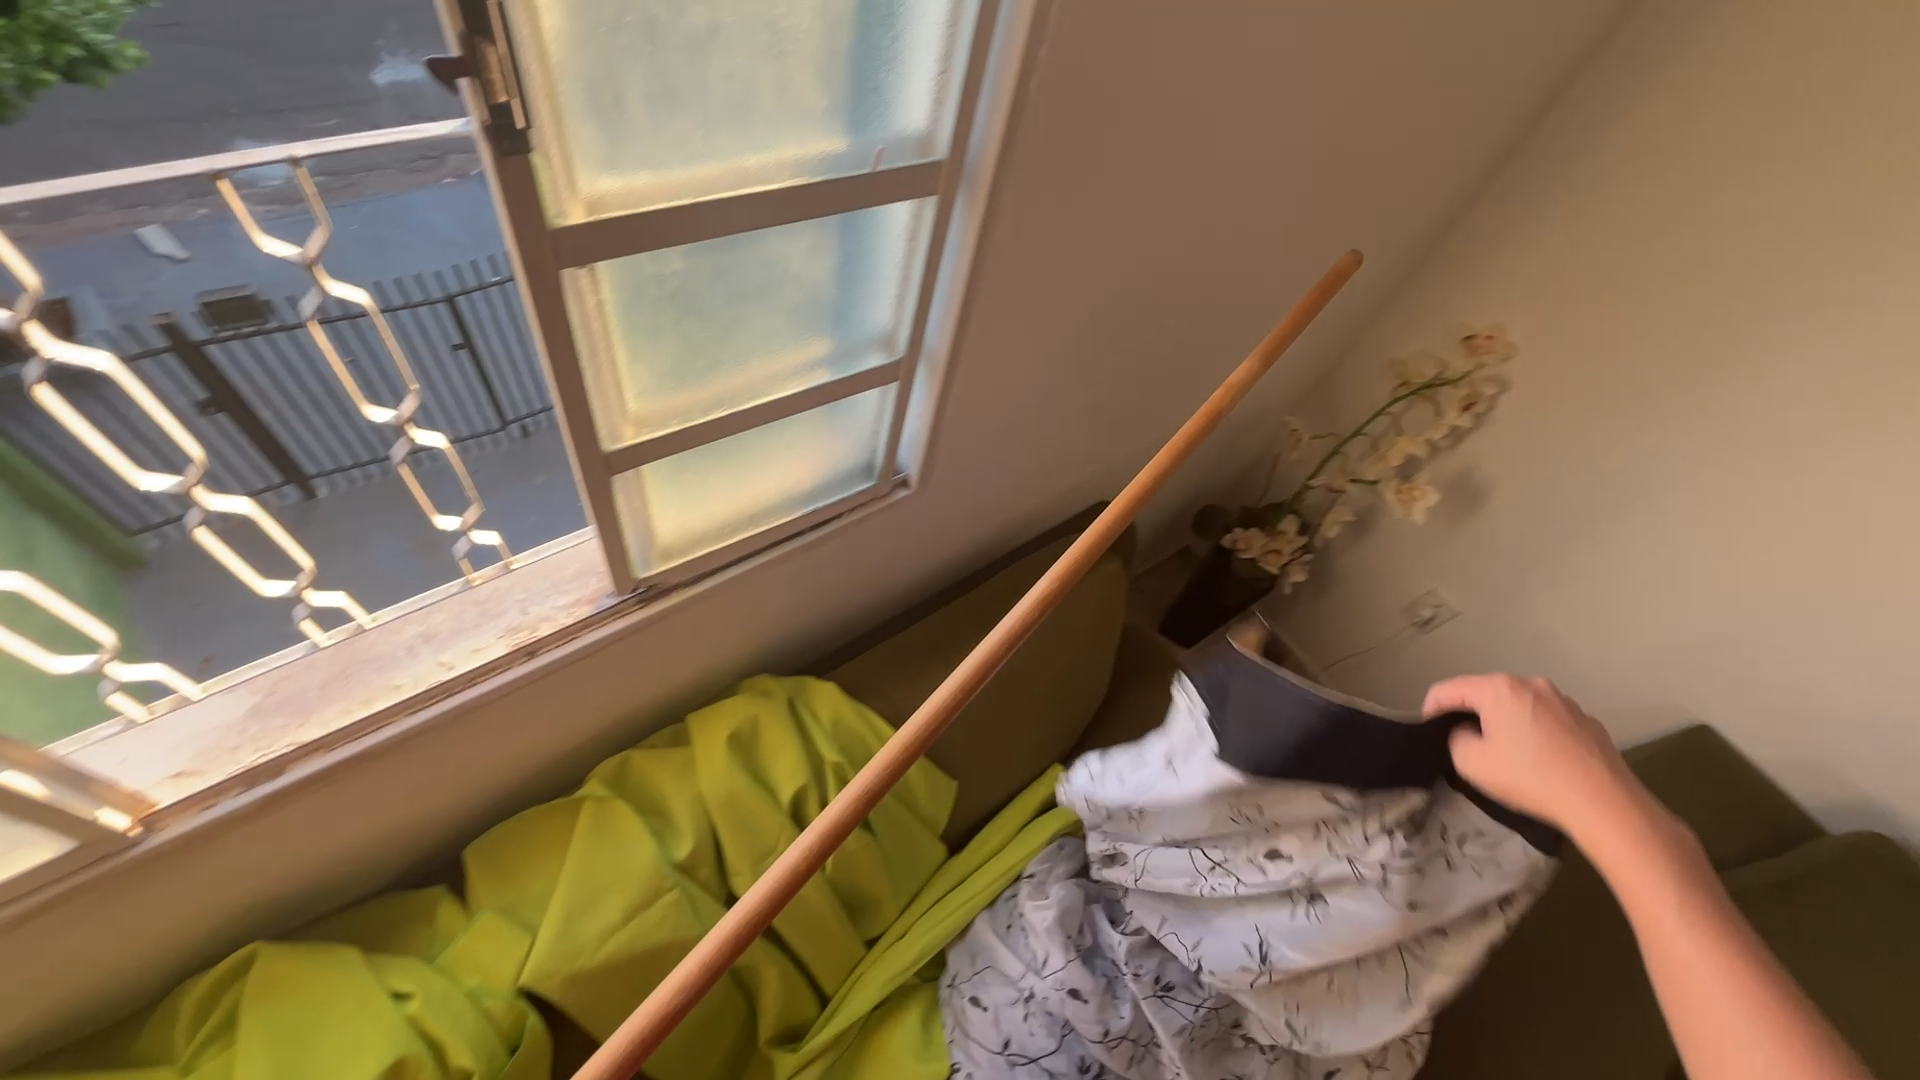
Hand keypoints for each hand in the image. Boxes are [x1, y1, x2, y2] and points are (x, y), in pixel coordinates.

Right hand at [1425, 674, 1639, 839]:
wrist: (1604, 804)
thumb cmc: (1530, 778)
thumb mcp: (1471, 762)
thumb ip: (1455, 738)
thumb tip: (1467, 732)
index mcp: (1499, 689)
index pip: (1448, 689)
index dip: (1430, 708)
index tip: (1428, 731)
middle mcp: (1532, 684)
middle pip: (1485, 693)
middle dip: (1469, 712)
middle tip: (1464, 741)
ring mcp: (1564, 701)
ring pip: (1518, 704)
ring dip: (1504, 720)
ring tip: (1506, 751)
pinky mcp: (1587, 720)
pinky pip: (1547, 719)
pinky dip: (1535, 731)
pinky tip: (1541, 758)